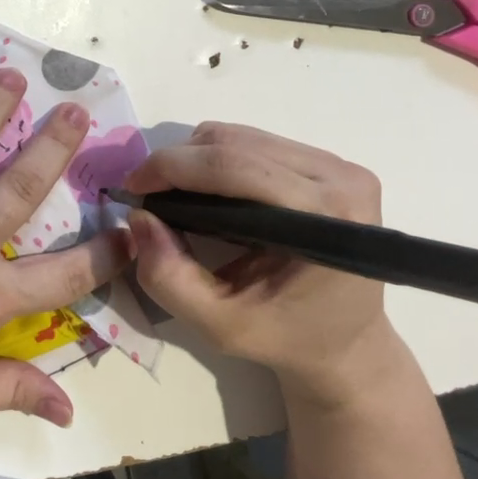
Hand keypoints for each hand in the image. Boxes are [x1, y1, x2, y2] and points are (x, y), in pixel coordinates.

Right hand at [124, 123, 402, 407]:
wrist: (346, 343)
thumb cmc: (284, 336)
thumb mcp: (217, 325)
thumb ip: (169, 277)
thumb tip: (139, 216)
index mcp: (326, 218)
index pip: (234, 166)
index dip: (172, 168)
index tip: (131, 190)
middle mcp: (340, 179)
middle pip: (232, 142)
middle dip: (175, 162)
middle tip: (146, 195)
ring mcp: (338, 166)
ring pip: (236, 135)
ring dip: (193, 158)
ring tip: (175, 195)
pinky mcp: (327, 163)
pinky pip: (250, 140)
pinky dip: (214, 158)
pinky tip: (207, 192)